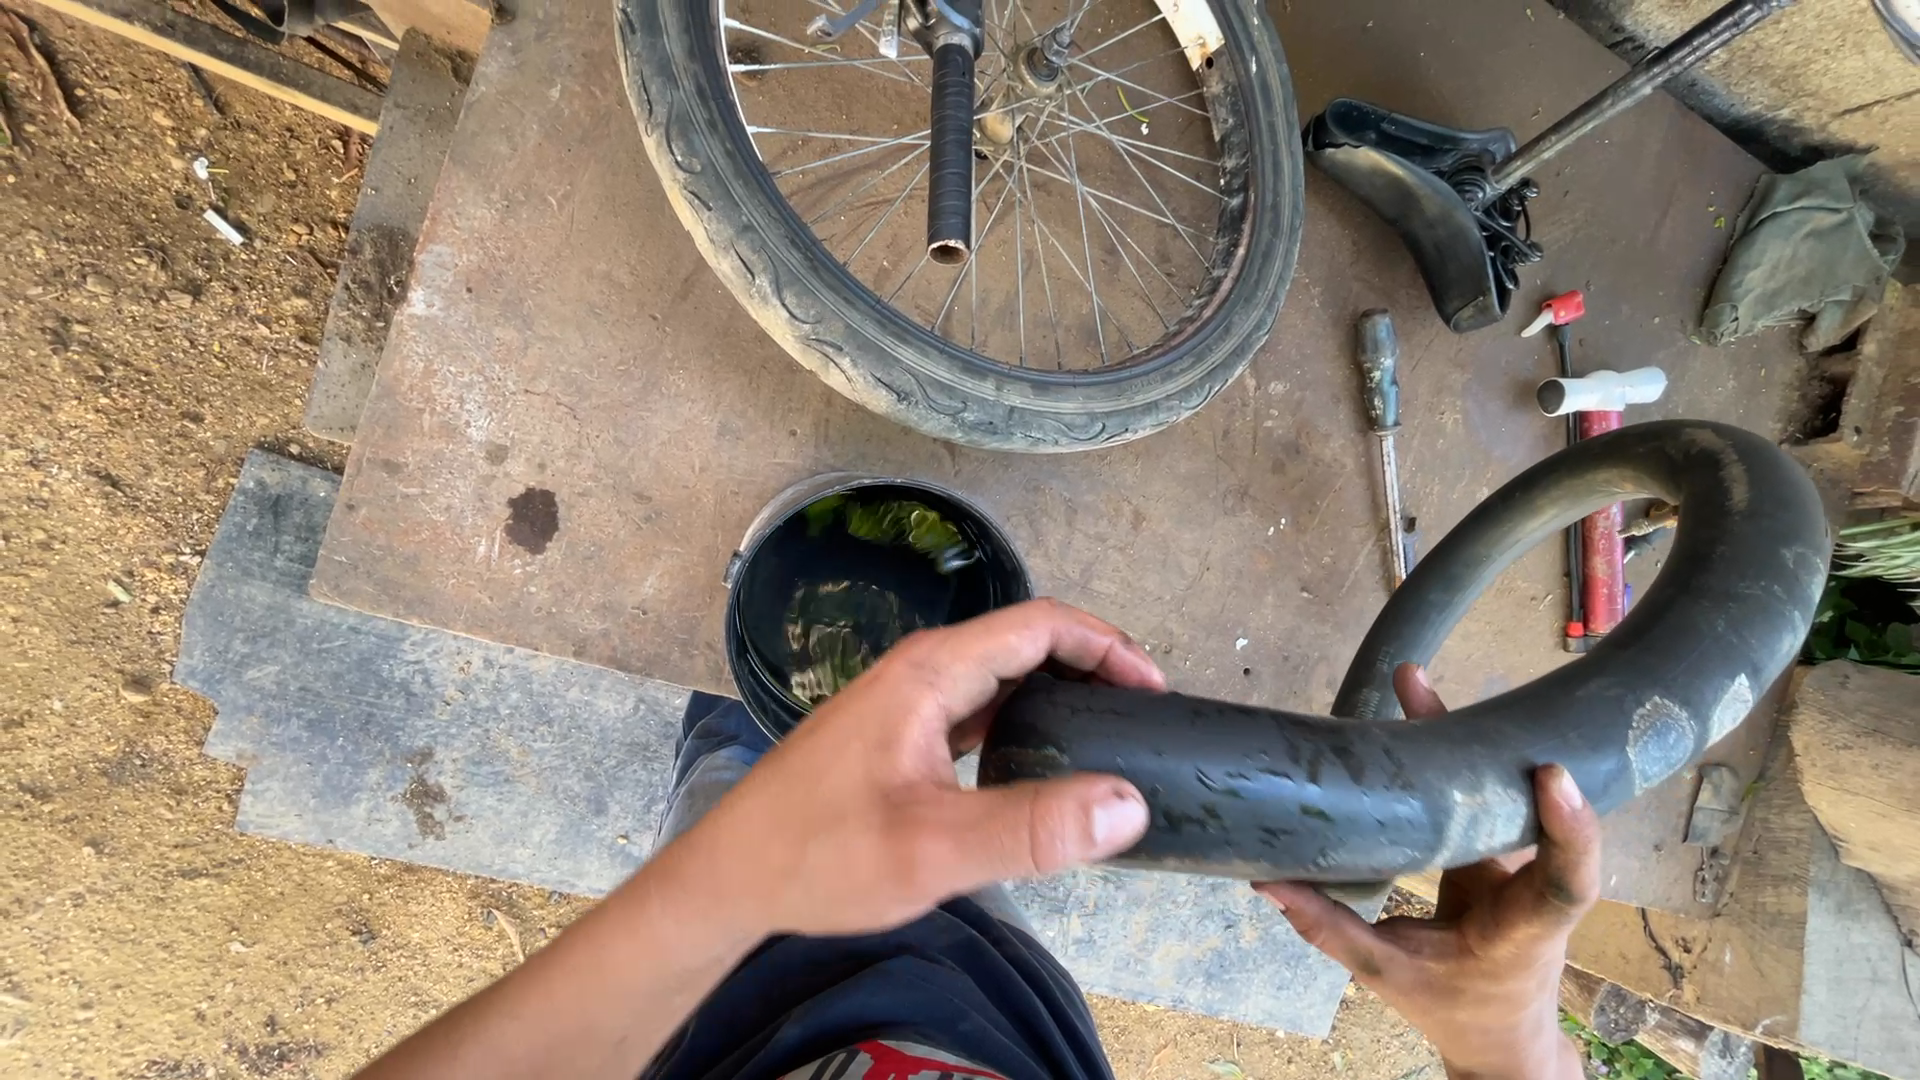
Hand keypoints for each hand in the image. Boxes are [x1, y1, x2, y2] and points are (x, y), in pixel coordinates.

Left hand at [670, 598, 1161, 936]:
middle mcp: (922, 669)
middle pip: (1024, 642)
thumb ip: (1033, 827)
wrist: (733, 873)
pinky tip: (1041, 757)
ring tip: (1104, 733)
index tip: (1152, 689)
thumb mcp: (934, 850)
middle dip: (1090, 666)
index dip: (1105, 645)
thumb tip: (1127, 803)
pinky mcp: (901, 728)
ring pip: (1001, 674)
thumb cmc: (821, 854)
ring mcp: (908, 697)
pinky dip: (1023, 718)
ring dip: (1058, 692)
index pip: (1039, 625)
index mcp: (932, 672)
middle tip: (1139, 715)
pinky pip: (978, 706)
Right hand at [1255, 664, 1599, 1079]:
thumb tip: (1265, 882)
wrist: (1506, 1040)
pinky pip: (1478, 799)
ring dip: (1458, 738)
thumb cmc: (1456, 1011)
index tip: (1550, 773)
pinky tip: (1418, 724)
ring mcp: (1512, 865)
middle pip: (1528, 811)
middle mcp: (1526, 886)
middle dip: (1478, 744)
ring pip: (1500, 794)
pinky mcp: (1493, 853)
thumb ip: (1330, 931)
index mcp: (1518, 930)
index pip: (1563, 882)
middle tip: (1417, 687)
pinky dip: (1449, 759)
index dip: (1567, 829)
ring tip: (1410, 686)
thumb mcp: (1388, 977)